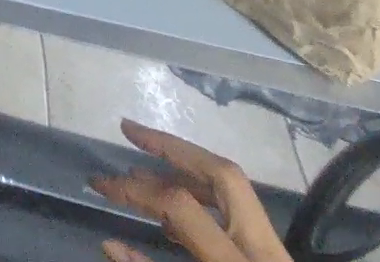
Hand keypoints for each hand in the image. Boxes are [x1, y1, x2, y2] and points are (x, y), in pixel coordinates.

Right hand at [92, 120, 292, 261]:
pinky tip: (174, 216)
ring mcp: (279, 256)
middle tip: (129, 131)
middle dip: (173, 147)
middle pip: (225, 177)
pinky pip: (240, 218)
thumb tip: (110, 244)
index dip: (135, 190)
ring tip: (142, 170)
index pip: (182, 205)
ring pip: (235, 193)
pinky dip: (203, 203)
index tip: (100, 187)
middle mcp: (267, 253)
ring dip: (185, 172)